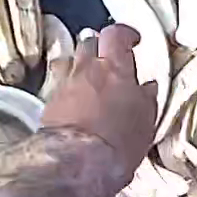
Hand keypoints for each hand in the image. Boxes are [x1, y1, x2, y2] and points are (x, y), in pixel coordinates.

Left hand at [41, 24, 157, 169]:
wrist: (78, 163)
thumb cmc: (117, 141)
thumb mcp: (145, 120)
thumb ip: (146, 98)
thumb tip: (147, 88)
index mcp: (115, 68)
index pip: (116, 34)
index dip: (124, 33)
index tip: (132, 39)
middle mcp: (87, 69)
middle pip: (88, 41)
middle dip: (99, 46)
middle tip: (110, 57)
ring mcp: (64, 85)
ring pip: (70, 60)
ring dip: (80, 64)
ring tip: (90, 77)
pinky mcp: (48, 104)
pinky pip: (58, 84)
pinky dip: (68, 87)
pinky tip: (75, 100)